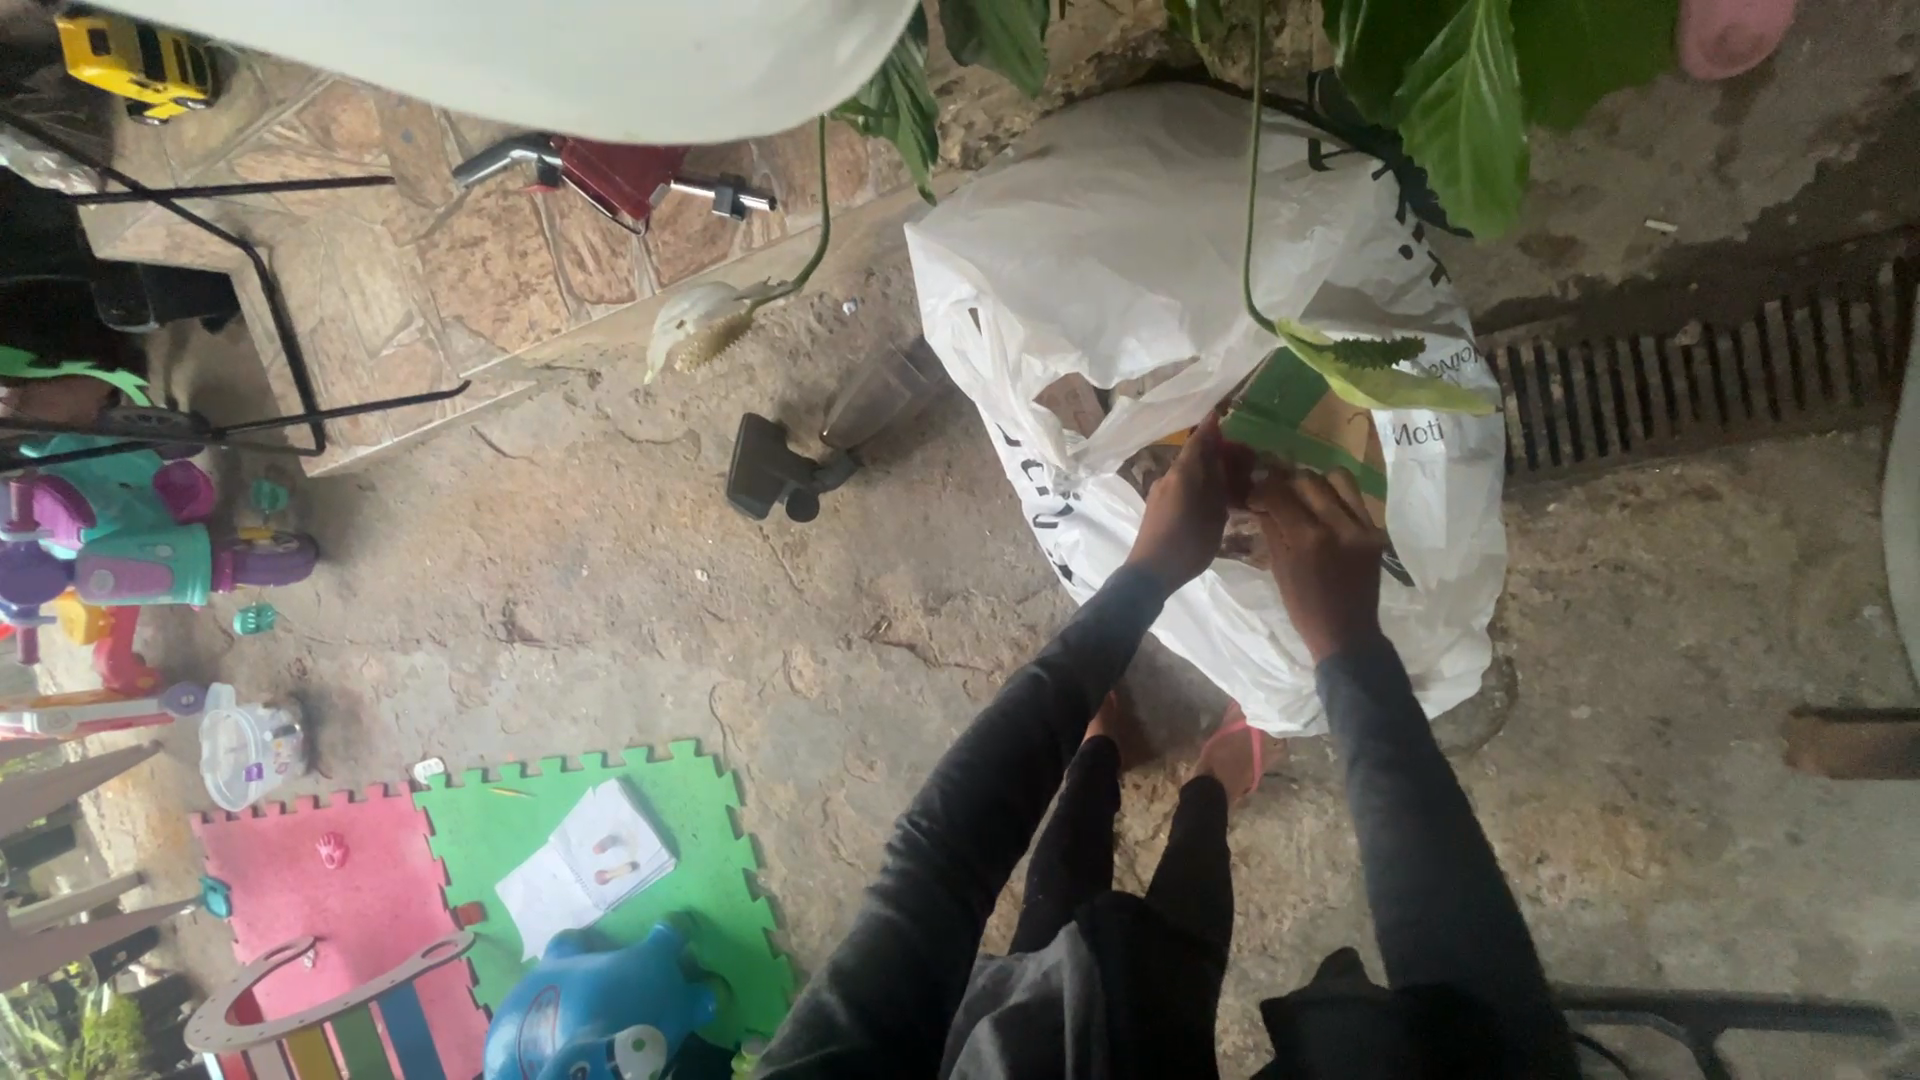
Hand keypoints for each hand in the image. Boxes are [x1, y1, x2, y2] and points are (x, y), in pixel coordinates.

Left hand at [1124, 414, 1235, 596]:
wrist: (1151, 572)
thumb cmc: (1188, 543)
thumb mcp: (1213, 514)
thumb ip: (1217, 484)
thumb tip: (1220, 461)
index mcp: (1182, 473)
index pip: (1199, 441)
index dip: (1212, 428)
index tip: (1223, 413)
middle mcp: (1168, 477)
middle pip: (1193, 457)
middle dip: (1215, 453)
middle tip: (1241, 455)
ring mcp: (1159, 492)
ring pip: (1187, 474)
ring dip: (1207, 472)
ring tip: (1231, 479)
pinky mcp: (1155, 507)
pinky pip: (1180, 488)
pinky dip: (1198, 486)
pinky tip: (1212, 499)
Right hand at [1247, 463, 1385, 662]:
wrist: (1347, 631)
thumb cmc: (1304, 606)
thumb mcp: (1279, 567)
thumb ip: (1272, 528)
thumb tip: (1260, 501)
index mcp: (1309, 539)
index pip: (1279, 495)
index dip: (1261, 489)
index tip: (1253, 495)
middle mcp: (1339, 525)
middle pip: (1308, 480)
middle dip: (1285, 482)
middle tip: (1275, 493)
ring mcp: (1363, 526)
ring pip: (1338, 479)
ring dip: (1315, 483)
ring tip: (1304, 497)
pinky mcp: (1376, 531)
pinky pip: (1354, 499)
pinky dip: (1335, 498)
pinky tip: (1323, 511)